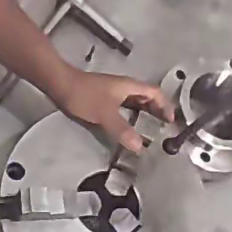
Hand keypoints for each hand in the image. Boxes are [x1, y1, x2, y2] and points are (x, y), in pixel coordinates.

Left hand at [50, 69, 174, 153]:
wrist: (60, 85)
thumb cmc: (84, 95)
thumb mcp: (105, 114)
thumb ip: (122, 129)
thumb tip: (139, 146)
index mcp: (130, 87)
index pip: (155, 93)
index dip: (165, 105)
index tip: (171, 120)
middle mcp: (124, 88)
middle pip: (147, 98)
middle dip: (156, 112)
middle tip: (163, 129)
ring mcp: (113, 93)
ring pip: (135, 103)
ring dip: (143, 115)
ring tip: (149, 132)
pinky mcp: (103, 99)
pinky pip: (123, 108)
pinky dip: (129, 117)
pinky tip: (127, 129)